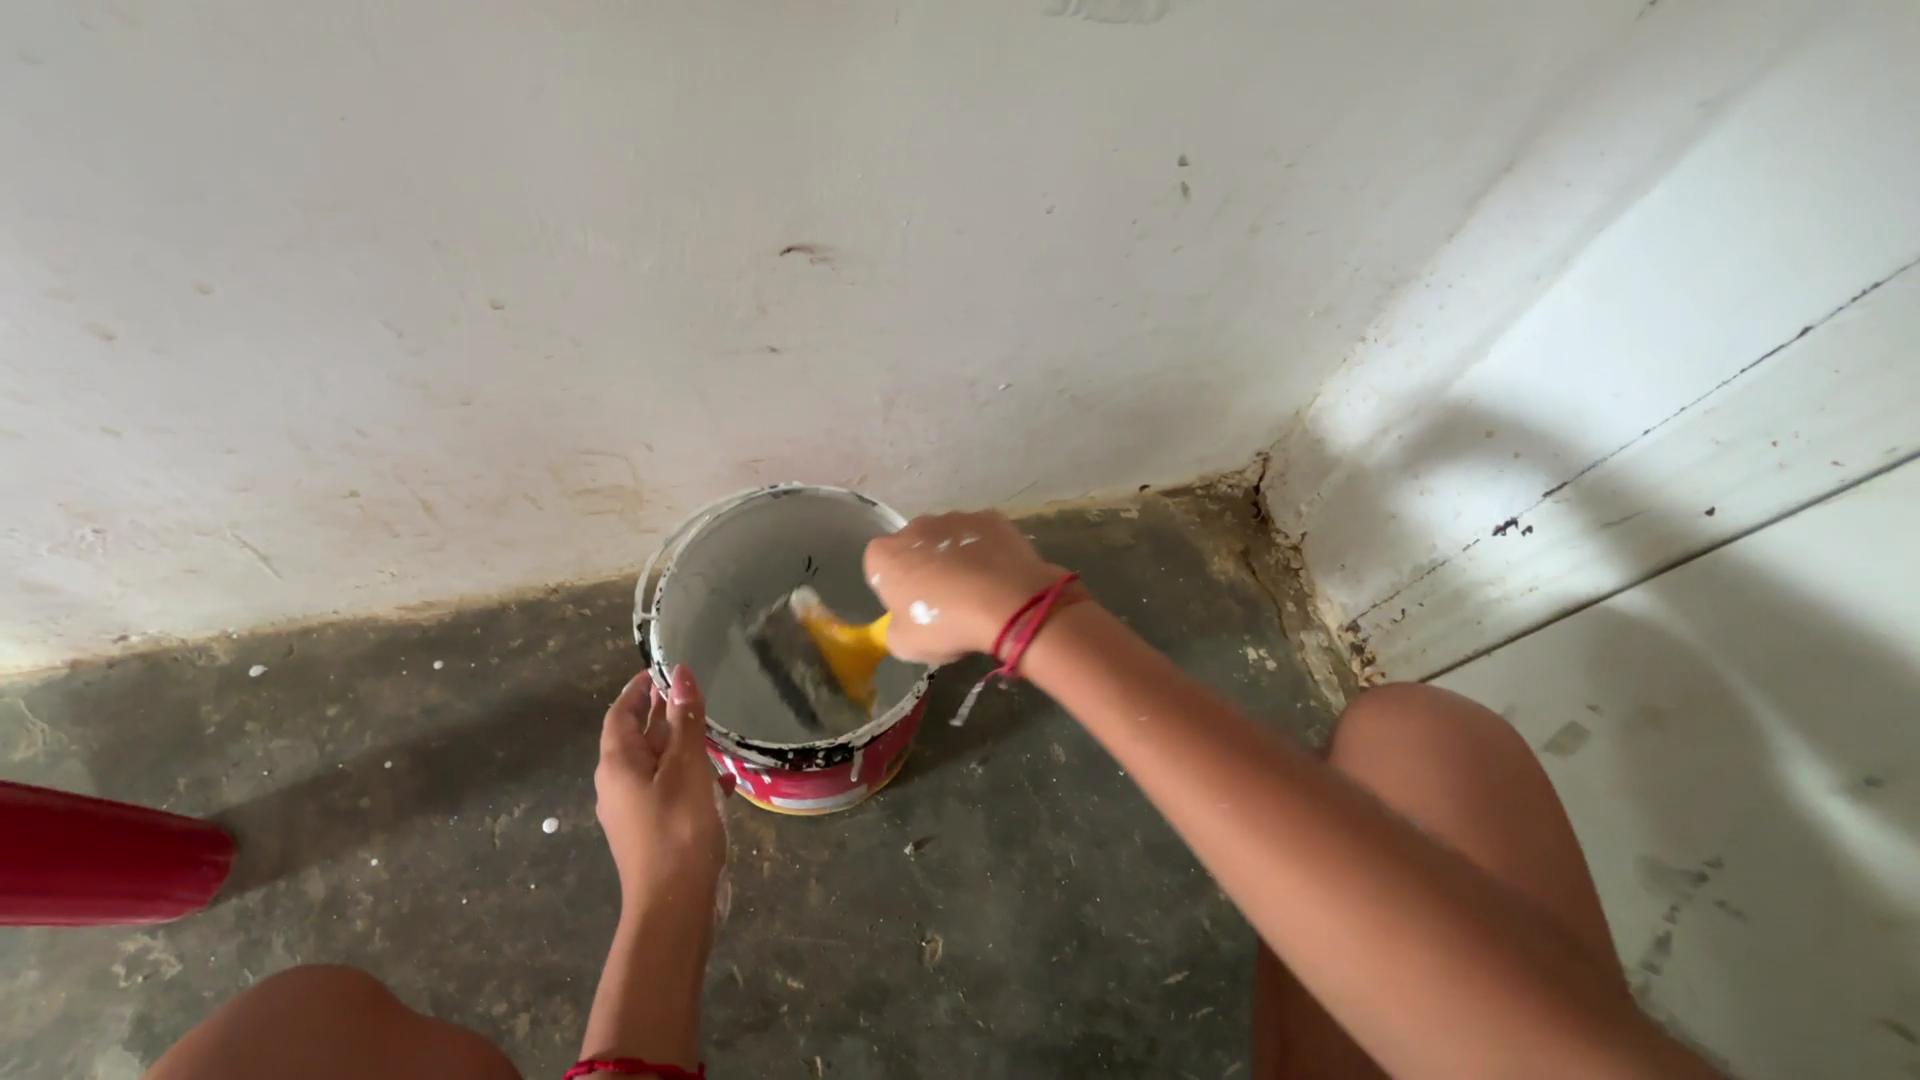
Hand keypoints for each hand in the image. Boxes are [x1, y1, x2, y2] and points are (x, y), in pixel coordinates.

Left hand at [594, 665, 729, 909]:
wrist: (676, 905)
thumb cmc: (678, 828)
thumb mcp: (686, 767)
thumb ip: (685, 720)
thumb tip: (681, 674)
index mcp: (618, 766)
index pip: (621, 715)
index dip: (638, 690)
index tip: (660, 669)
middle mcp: (620, 786)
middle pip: (638, 739)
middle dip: (661, 713)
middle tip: (691, 690)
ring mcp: (637, 812)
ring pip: (658, 766)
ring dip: (680, 745)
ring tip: (712, 727)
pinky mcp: (658, 832)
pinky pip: (672, 791)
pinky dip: (692, 777)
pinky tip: (724, 778)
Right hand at [863, 510, 1069, 664]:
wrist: (1010, 605)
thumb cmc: (948, 625)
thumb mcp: (905, 645)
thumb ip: (895, 627)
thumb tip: (903, 620)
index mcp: (885, 554)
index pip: (879, 568)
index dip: (894, 588)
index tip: (912, 607)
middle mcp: (915, 526)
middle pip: (913, 547)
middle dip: (924, 567)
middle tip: (944, 599)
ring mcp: (955, 517)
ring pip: (948, 538)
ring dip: (955, 556)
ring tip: (976, 588)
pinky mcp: (991, 518)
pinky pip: (981, 535)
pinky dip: (985, 550)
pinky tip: (998, 575)